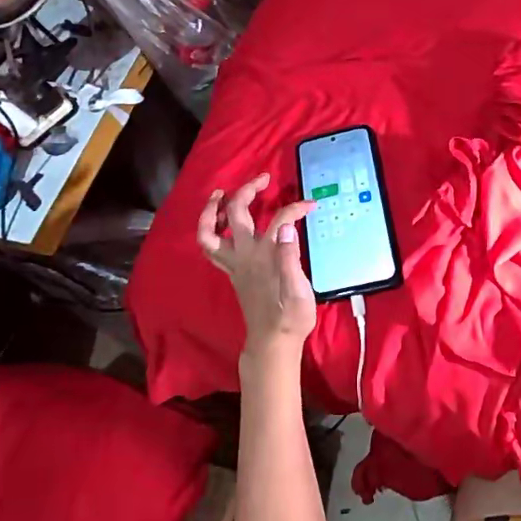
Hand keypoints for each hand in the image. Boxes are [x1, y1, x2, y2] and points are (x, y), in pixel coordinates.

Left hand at [197, 173, 317, 359]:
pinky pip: (211, 247)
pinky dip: (210, 230)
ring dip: (212, 210)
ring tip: (220, 194)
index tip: (311, 205)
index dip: (296, 208)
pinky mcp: (232, 272)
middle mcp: (245, 255)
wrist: (273, 342)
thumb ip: (290, 256)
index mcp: (265, 255)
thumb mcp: (299, 289)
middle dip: (247, 190)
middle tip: (263, 179)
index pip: (280, 218)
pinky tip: (221, 224)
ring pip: (210, 232)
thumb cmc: (291, 316)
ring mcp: (235, 264)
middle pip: (237, 213)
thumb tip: (286, 227)